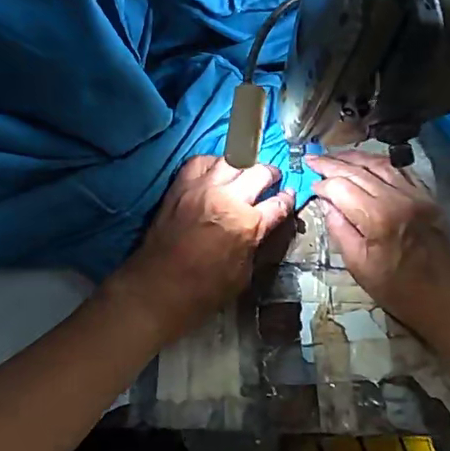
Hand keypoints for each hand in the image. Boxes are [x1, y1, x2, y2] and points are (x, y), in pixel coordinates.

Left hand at [111, 156, 294, 341]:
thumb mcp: (244, 273)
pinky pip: (200, 161)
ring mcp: (202, 187)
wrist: (160, 285)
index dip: (288, 200)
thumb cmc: (205, 289)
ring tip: (245, 172)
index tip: (289, 196)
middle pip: (259, 172)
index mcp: (248, 224)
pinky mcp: (181, 186)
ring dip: (243, 166)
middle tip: (272, 180)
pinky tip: (216, 171)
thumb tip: (261, 228)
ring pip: (232, 161)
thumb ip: (256, 243)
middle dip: (271, 175)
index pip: (279, 203)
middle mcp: (228, 198)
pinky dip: (212, 164)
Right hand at [307, 150, 449, 332]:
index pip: (341, 187)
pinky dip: (379, 163)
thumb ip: (339, 229)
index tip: (310, 184)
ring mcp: (416, 194)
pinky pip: (400, 171)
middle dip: (332, 163)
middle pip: (358, 170)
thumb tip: (326, 203)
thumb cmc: (396, 288)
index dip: (322, 183)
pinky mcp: (427, 197)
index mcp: (377, 217)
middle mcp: (397, 198)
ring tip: (334, 156)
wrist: (443, 297)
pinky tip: (366, 162)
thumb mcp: (357, 265)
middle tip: (312, 158)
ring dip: (354, 157)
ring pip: (380, 164)